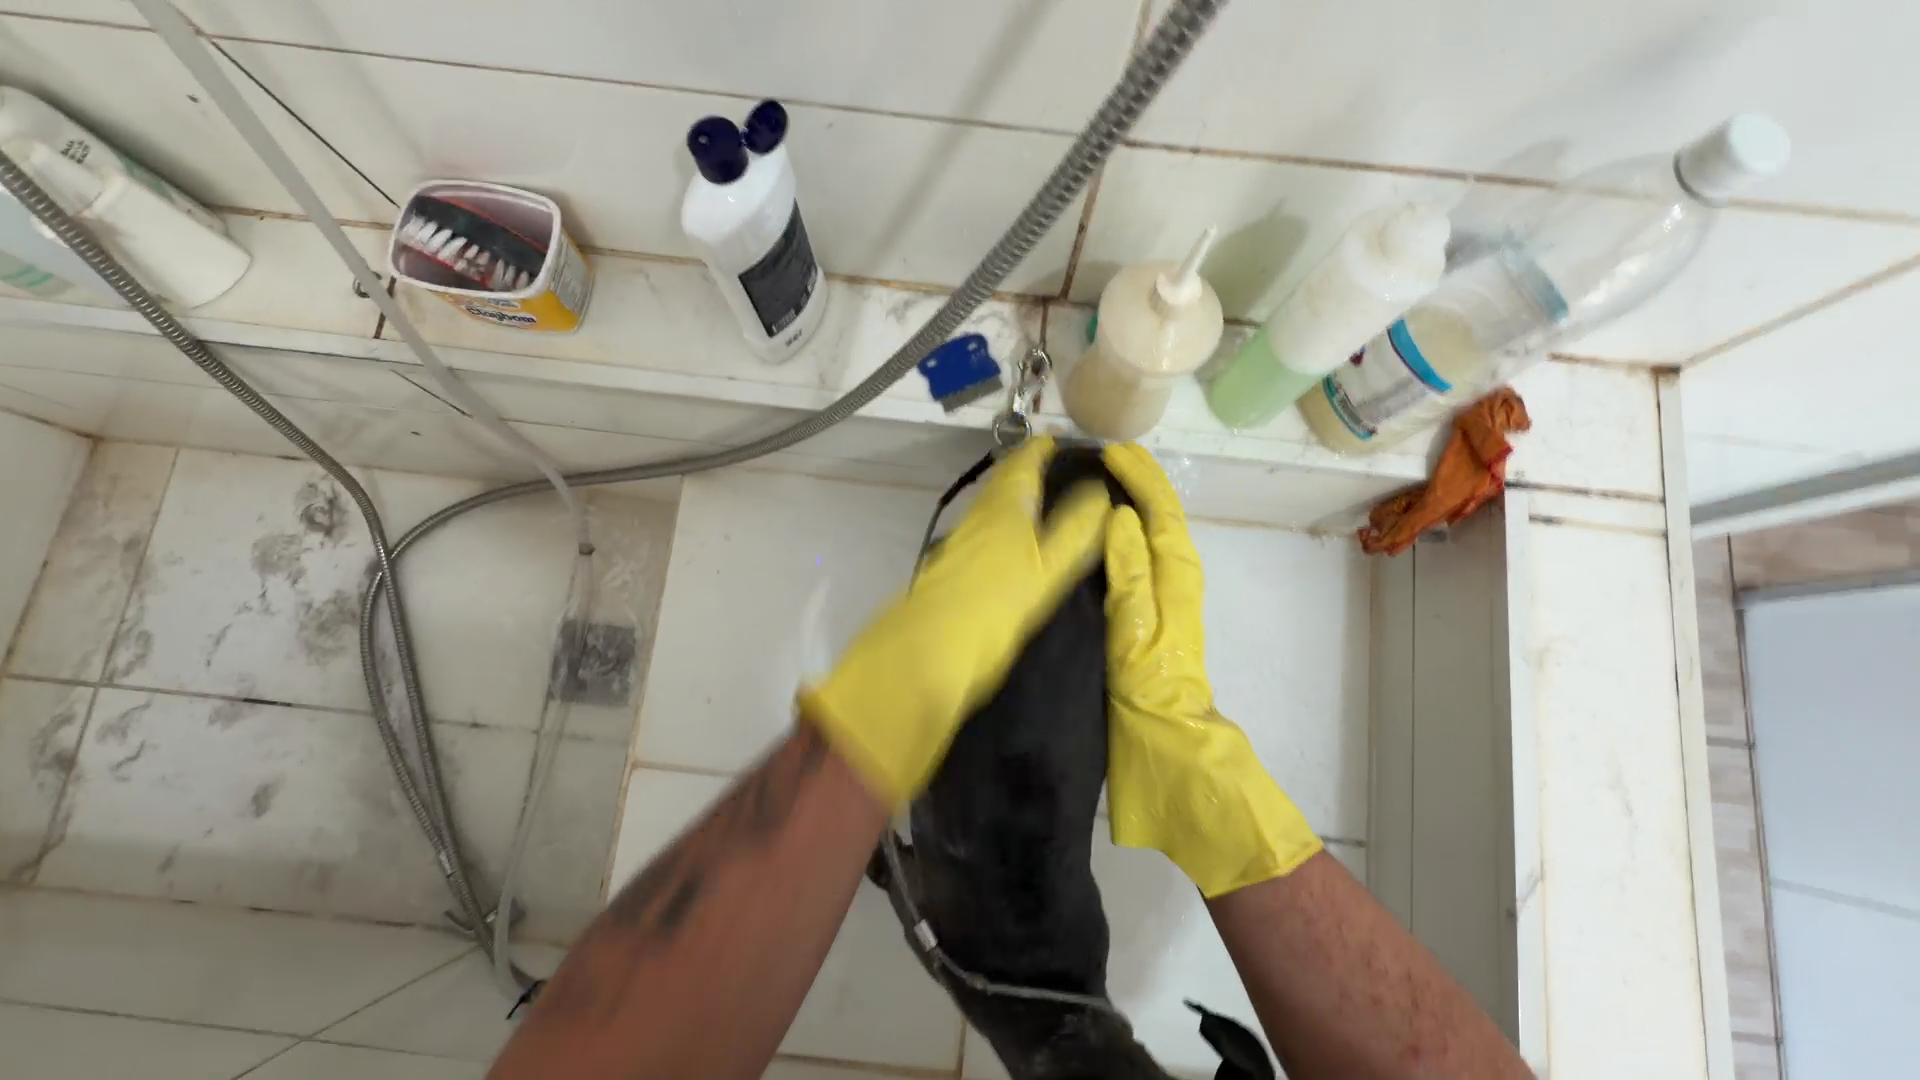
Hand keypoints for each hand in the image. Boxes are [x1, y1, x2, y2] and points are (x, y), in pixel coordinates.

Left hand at [800, 437, 1112, 806]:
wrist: (931, 649)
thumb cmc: (997, 604)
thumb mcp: (1050, 567)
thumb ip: (1077, 528)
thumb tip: (1101, 490)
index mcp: (1006, 504)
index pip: (1027, 458)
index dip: (1048, 446)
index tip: (1074, 442)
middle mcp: (982, 512)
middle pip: (1008, 478)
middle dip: (1036, 467)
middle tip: (1071, 469)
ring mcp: (965, 537)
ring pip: (997, 502)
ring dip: (1022, 493)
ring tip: (1055, 500)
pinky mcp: (958, 562)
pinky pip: (990, 525)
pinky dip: (1012, 518)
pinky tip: (1024, 538)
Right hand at [1100, 443, 1321, 896]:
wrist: (1167, 744)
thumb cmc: (1150, 688)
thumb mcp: (1136, 628)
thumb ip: (1129, 571)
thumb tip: (1121, 517)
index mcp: (1174, 574)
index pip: (1159, 508)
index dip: (1138, 475)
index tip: (1107, 450)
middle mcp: (1174, 575)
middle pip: (1159, 513)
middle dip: (1136, 479)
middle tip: (1098, 457)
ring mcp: (1164, 593)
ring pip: (1151, 531)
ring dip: (1131, 501)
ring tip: (1096, 482)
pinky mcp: (1149, 610)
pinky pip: (1138, 554)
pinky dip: (1122, 531)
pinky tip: (1097, 533)